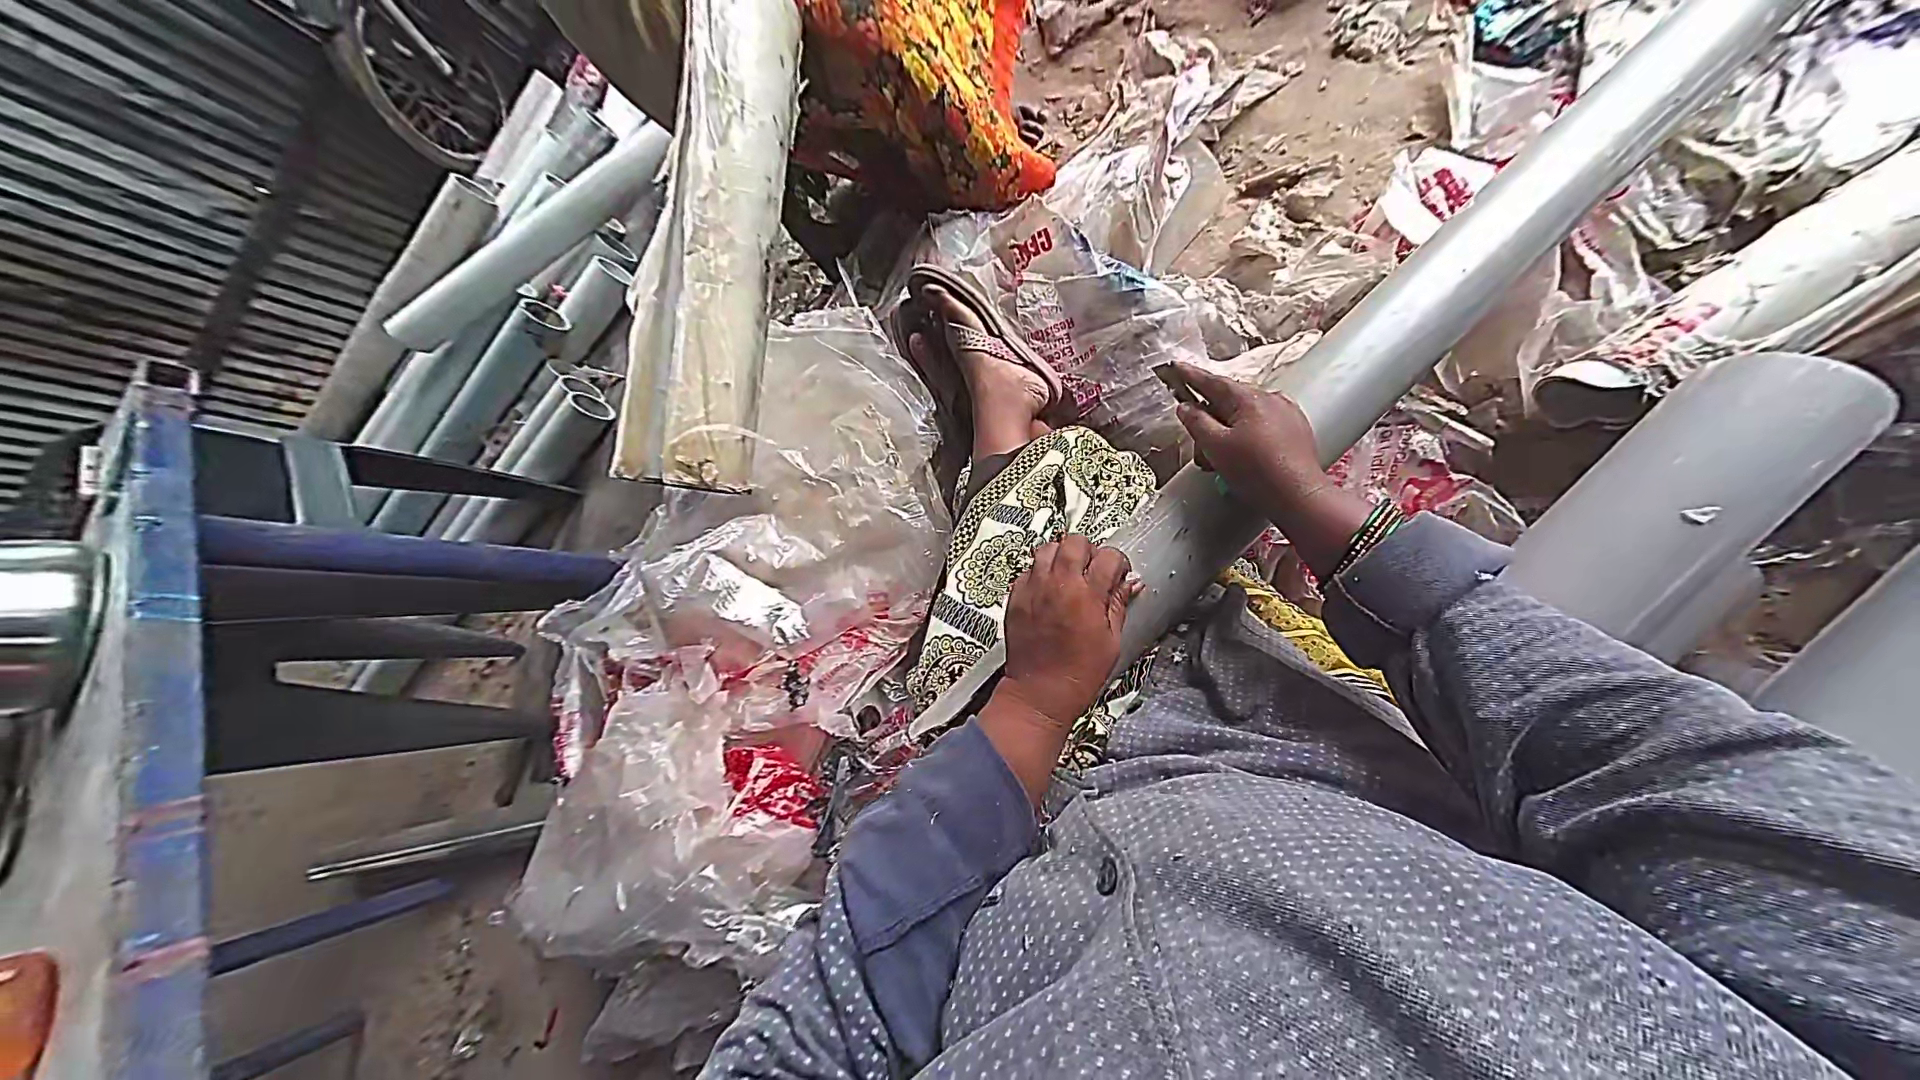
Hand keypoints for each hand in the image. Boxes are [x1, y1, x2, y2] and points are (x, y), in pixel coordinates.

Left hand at [1001, 535, 1137, 724]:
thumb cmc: (1076, 674)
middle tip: (1092, 568)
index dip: (1117, 562)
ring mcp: (1033, 589)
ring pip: (1047, 548)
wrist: (1039, 692)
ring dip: (1061, 556)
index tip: (1117, 573)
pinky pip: (1028, 569)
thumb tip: (1129, 585)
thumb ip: (1118, 605)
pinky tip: (1048, 589)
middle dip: (1088, 551)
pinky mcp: (1016, 596)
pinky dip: (1040, 572)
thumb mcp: (1111, 640)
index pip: (1108, 557)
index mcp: (1087, 596)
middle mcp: (1058, 586)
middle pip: (1075, 542)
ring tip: (1069, 574)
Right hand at [1171, 362, 1372, 578]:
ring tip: (1224, 461)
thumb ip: (1196, 422)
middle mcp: (1271, 400)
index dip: (1190, 376)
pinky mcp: (1295, 430)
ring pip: (1244, 416)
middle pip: (1228, 402)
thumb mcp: (1216, 447)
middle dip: (1209, 422)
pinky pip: (1261, 425)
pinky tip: (1244, 458)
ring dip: (1227, 433)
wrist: (1298, 496)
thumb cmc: (1258, 472)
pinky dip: (1246, 437)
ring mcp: (1286, 414)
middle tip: (1201, 448)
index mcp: (1249, 399)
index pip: (1212, 382)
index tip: (1177, 368)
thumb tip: (1186, 408)